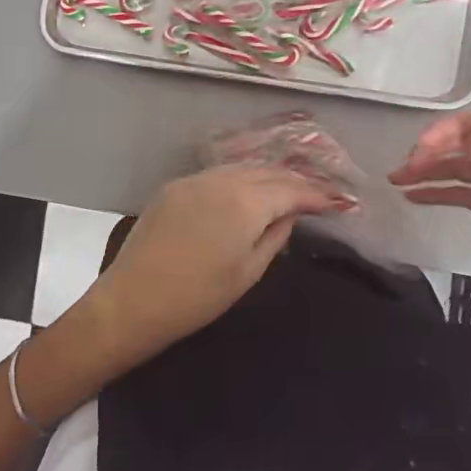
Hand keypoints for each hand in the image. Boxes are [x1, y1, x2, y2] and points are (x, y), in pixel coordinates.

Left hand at [86, 163, 352, 357]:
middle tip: (316, 194)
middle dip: (294, 181)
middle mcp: (219, 180)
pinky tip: (245, 192)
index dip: (317, 196)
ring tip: (285, 191)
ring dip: (266, 177)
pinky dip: (237, 180)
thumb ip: (275, 236)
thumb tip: (289, 215)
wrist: (133, 301)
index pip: (291, 190)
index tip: (338, 203)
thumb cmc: (196, 298)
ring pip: (240, 169)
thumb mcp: (248, 272)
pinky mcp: (171, 188)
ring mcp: (191, 181)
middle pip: (267, 172)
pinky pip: (214, 176)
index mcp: (245, 202)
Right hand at [388, 113, 470, 303]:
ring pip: (466, 169)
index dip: (446, 132)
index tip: (416, 151)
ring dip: (432, 172)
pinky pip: (470, 192)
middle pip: (470, 146)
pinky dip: (444, 192)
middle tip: (400, 172)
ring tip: (398, 183)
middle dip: (433, 153)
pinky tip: (418, 198)